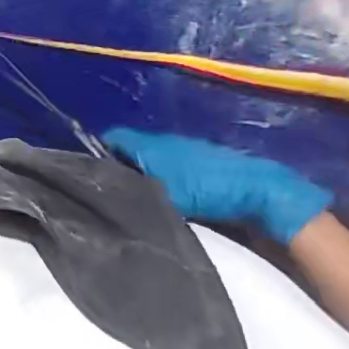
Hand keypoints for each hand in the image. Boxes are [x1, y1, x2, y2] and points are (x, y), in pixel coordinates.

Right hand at [100, 130, 331, 242]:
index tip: (86, 178)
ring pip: (145, 165)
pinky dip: (159, 189)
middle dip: (115, 172)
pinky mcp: (198, 172)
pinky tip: (158, 208)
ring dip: (138, 182)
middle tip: (106, 197)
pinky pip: (166, 176)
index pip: (108, 140)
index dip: (94, 155)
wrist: (262, 197)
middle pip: (125, 154)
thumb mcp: (161, 190)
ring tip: (130, 206)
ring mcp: (182, 156)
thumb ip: (129, 185)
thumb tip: (99, 187)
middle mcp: (161, 143)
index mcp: (147, 142)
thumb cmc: (207, 189)